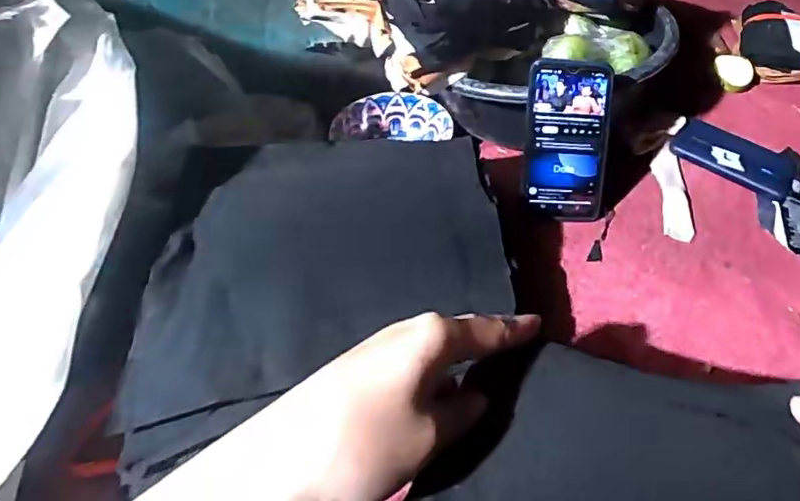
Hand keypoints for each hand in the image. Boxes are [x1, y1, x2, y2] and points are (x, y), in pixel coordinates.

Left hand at [145, 312, 540, 500]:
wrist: (260, 477)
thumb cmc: (362, 447)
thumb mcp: (427, 438)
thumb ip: (463, 412)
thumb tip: (475, 395)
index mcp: (431, 335)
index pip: (486, 329)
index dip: (514, 330)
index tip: (539, 322)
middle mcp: (404, 331)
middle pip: (456, 334)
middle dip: (483, 342)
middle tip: (509, 350)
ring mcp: (372, 349)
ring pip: (428, 352)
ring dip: (451, 364)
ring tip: (471, 380)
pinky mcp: (348, 374)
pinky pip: (405, 367)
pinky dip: (424, 378)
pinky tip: (425, 397)